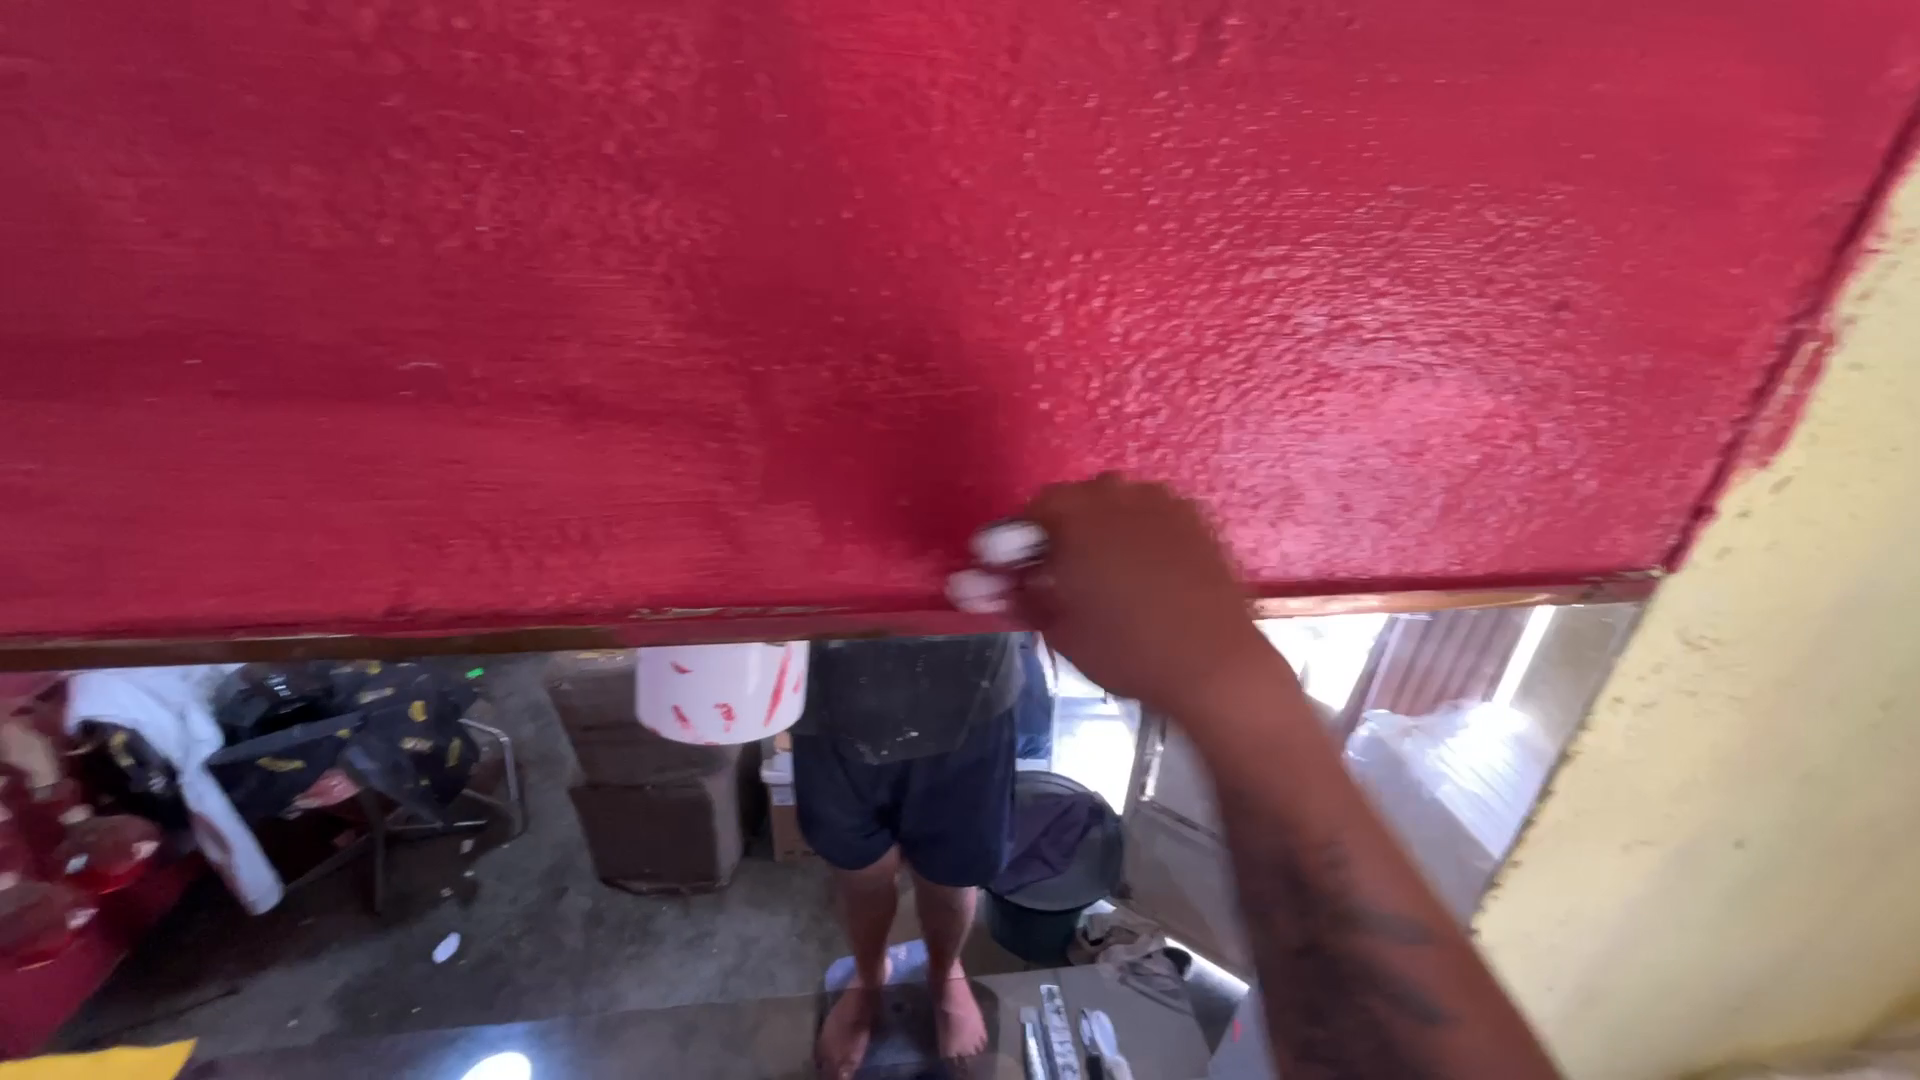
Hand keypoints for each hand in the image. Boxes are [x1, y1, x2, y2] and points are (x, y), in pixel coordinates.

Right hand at [1012, 474, 1278, 716]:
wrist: (1215, 663)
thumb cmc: (1127, 650)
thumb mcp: (1059, 630)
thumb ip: (1020, 596)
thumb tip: (995, 584)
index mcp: (1072, 515)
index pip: (1025, 516)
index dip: (1011, 545)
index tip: (1007, 571)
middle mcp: (1115, 493)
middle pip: (1069, 503)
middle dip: (1055, 533)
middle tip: (1052, 574)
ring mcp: (1160, 500)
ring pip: (1112, 506)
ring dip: (1096, 529)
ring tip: (1099, 573)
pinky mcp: (1194, 516)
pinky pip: (1148, 515)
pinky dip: (1134, 533)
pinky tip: (1140, 571)